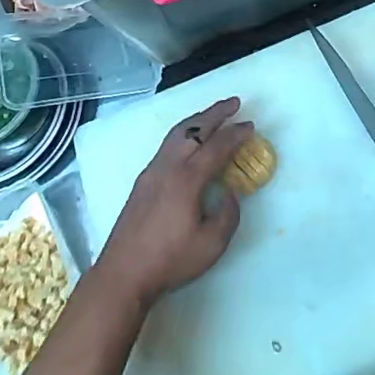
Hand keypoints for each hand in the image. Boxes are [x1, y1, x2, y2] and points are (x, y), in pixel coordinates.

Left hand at [91, 98, 251, 309]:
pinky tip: (189, 140)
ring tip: (213, 114)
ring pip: (176, 133)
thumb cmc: (170, 260)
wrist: (124, 272)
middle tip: (235, 103)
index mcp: (187, 179)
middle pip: (194, 129)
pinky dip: (184, 132)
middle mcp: (168, 167)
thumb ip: (227, 216)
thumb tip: (231, 194)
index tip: (250, 127)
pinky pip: (167, 144)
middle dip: (215, 113)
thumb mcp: (211, 245)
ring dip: (197, 119)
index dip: (235, 135)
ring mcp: (152, 171)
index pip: (216, 147)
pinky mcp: (143, 179)